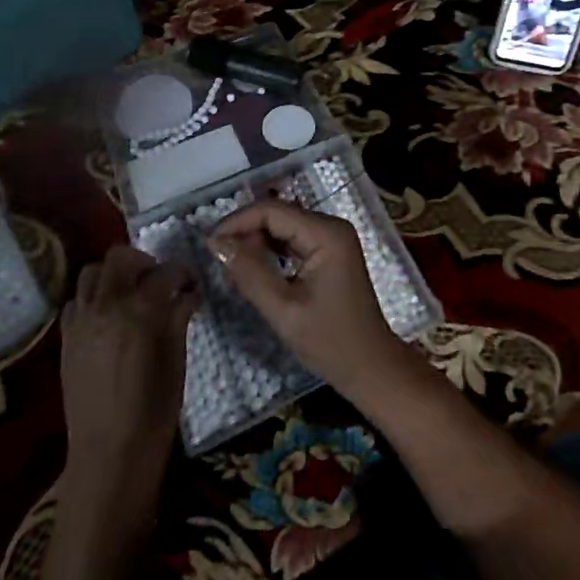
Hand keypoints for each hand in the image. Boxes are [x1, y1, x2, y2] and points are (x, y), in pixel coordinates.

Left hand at [59, 246, 198, 475]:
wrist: (110, 452)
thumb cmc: (154, 411)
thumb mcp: (176, 362)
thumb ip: (178, 320)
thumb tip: (187, 294)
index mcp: (141, 310)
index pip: (166, 273)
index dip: (183, 273)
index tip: (191, 282)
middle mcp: (106, 304)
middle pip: (119, 257)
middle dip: (143, 261)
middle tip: (158, 281)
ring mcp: (81, 318)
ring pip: (91, 272)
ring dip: (113, 276)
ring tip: (129, 295)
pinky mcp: (66, 335)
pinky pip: (76, 301)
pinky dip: (92, 299)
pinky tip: (106, 319)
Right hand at [208, 201, 408, 397]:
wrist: (371, 368)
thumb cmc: (330, 342)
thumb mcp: (282, 309)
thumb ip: (248, 272)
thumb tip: (215, 243)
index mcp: (326, 234)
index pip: (271, 211)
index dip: (236, 222)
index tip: (209, 245)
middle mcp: (330, 226)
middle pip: (275, 215)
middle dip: (244, 233)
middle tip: (218, 260)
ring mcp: (331, 238)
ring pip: (280, 227)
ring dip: (253, 243)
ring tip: (230, 268)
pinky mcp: (327, 252)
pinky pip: (290, 241)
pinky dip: (268, 252)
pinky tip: (251, 271)